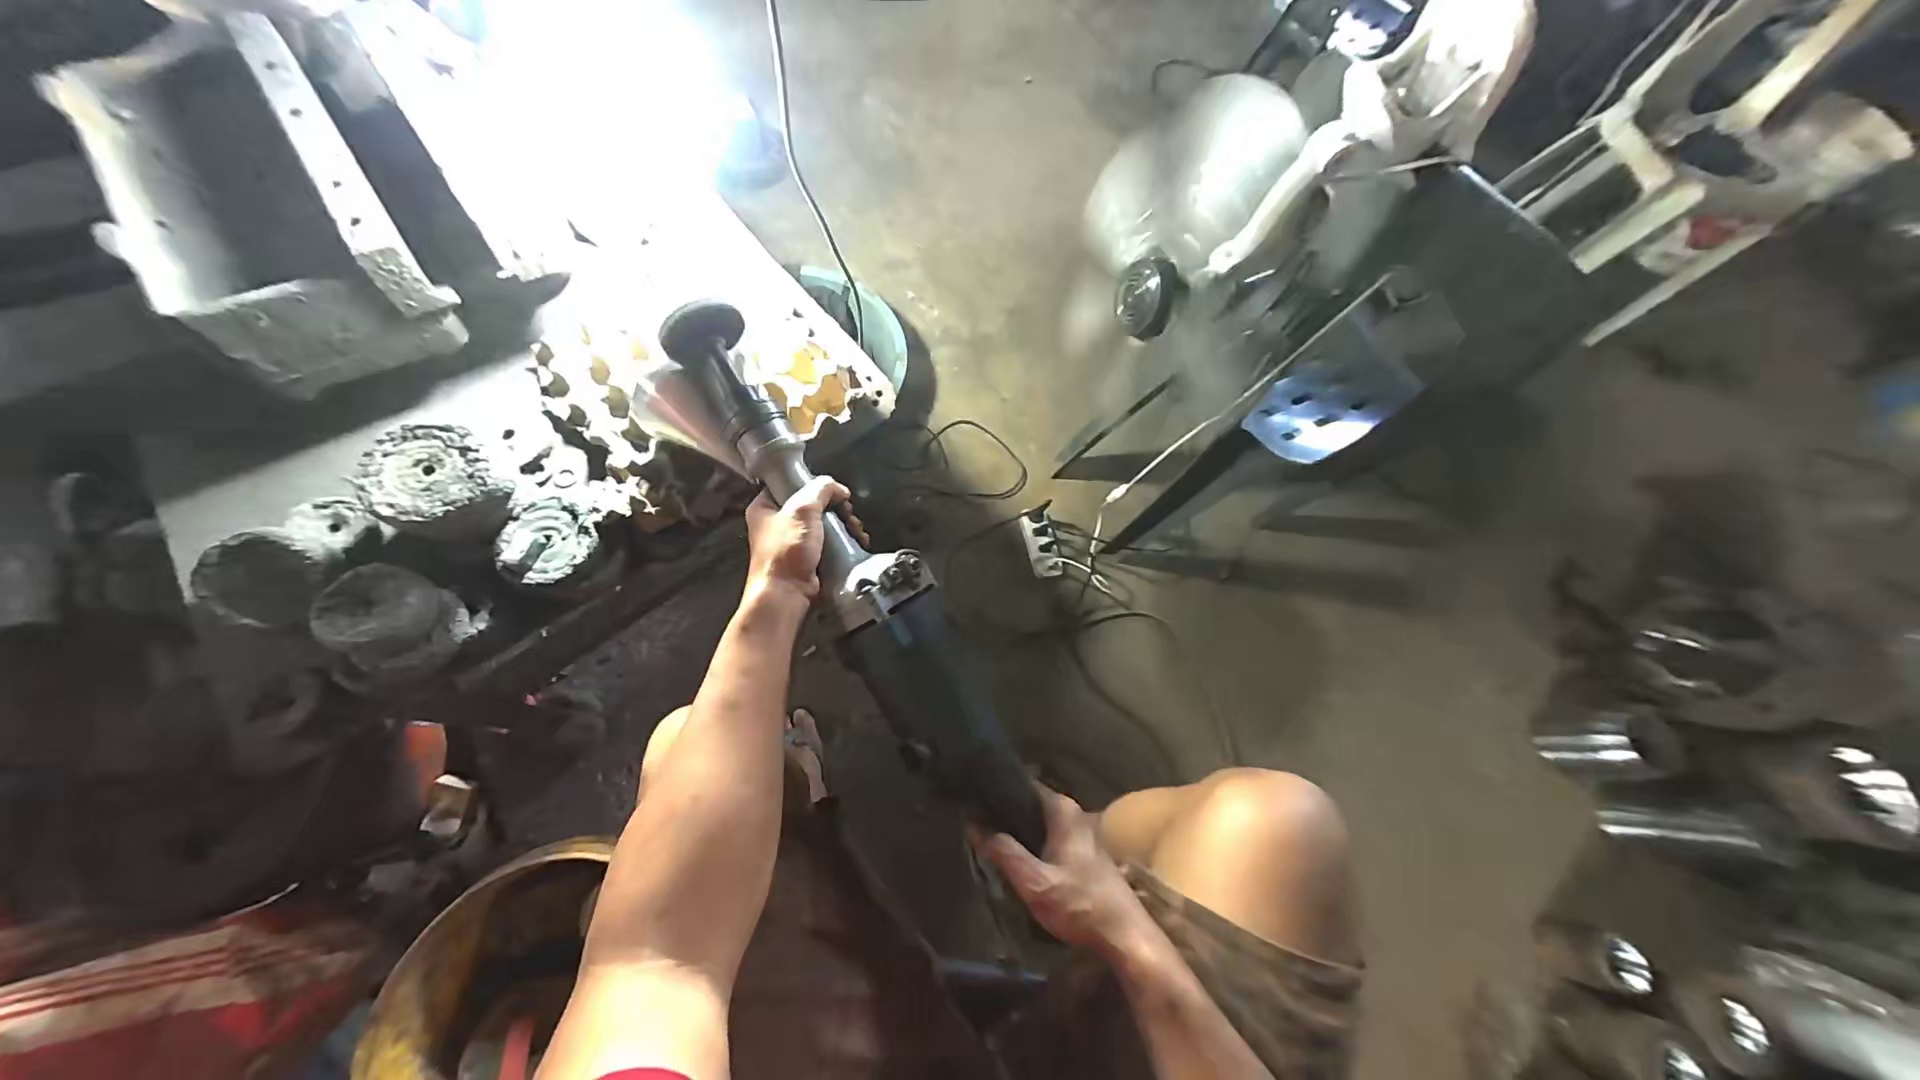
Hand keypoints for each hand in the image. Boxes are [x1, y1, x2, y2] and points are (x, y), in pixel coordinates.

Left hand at [744, 476, 861, 602]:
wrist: (787, 594)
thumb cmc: (786, 551)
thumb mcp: (803, 509)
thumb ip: (821, 489)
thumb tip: (840, 490)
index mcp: (764, 507)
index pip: (791, 484)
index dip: (814, 485)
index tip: (833, 492)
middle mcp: (777, 524)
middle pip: (814, 505)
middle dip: (837, 509)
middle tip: (847, 515)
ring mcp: (793, 542)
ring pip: (825, 524)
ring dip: (844, 525)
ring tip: (855, 530)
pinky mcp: (808, 559)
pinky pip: (829, 542)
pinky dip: (844, 541)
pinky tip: (856, 541)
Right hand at [972, 785, 1149, 952]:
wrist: (1125, 937)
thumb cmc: (1079, 905)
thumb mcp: (1034, 882)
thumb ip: (1004, 852)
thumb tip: (975, 825)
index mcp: (1062, 809)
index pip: (1022, 784)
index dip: (997, 791)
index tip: (973, 800)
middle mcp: (1073, 812)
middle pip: (1030, 804)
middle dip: (1005, 814)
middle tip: (976, 825)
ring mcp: (1081, 832)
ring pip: (1039, 823)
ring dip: (1018, 832)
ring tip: (989, 842)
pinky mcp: (1083, 853)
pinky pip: (1049, 837)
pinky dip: (1032, 844)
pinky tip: (1017, 860)